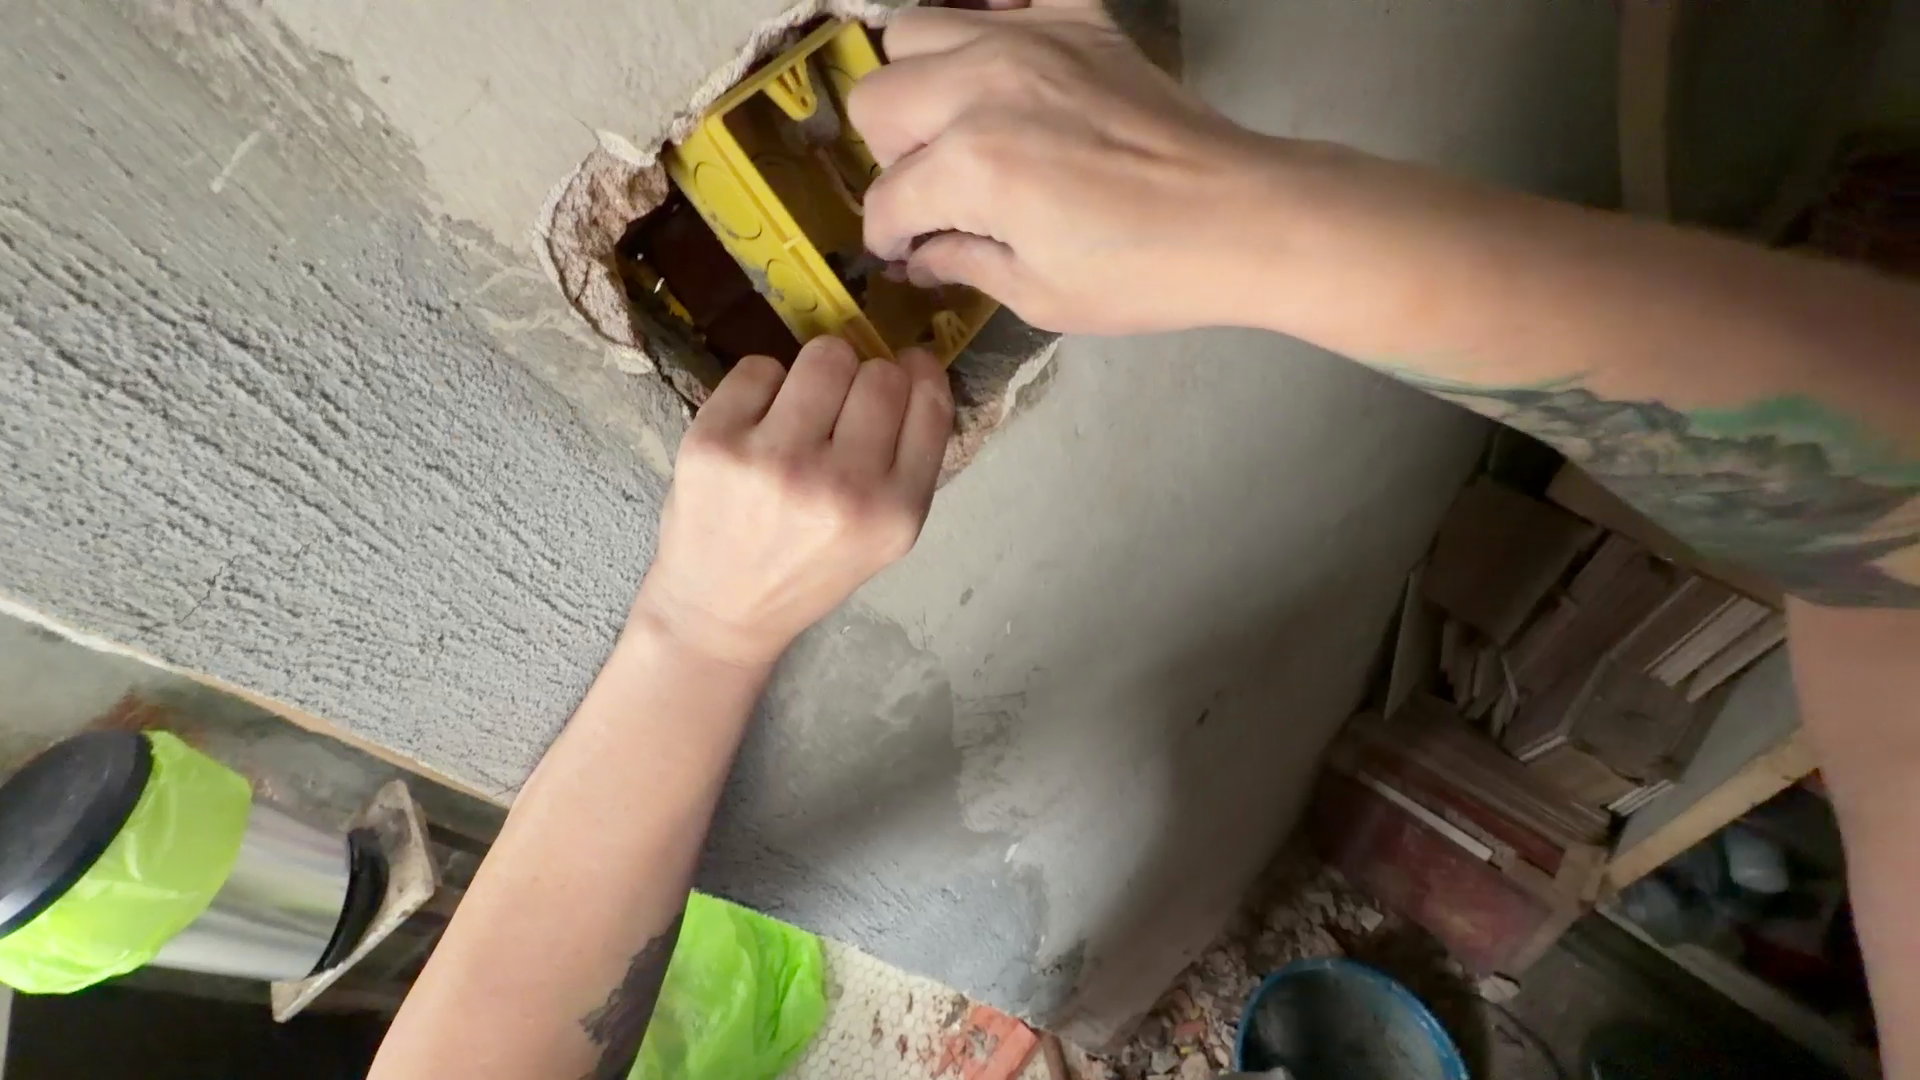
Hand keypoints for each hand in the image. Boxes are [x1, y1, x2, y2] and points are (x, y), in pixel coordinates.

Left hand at [630, 337, 954, 666]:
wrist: (722, 610)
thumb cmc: (813, 569)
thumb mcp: (886, 537)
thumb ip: (910, 462)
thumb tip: (913, 367)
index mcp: (894, 513)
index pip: (929, 404)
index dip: (922, 372)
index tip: (908, 368)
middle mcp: (842, 486)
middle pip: (879, 374)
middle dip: (868, 378)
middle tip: (845, 409)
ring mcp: (775, 461)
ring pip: (824, 355)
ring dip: (821, 372)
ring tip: (804, 408)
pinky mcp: (716, 441)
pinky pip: (760, 366)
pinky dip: (765, 387)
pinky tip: (760, 425)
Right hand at [849, 0, 1270, 334]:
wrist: (1238, 219)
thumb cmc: (1137, 275)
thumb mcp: (1037, 294)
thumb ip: (963, 263)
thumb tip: (919, 259)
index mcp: (972, 166)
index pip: (887, 199)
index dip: (884, 239)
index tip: (901, 255)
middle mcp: (983, 86)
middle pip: (877, 100)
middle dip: (889, 158)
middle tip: (929, 193)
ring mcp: (1030, 38)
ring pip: (915, 32)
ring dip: (916, 88)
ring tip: (952, 131)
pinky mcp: (1077, 17)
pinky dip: (984, 29)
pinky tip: (1001, 75)